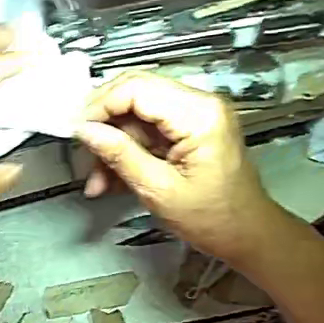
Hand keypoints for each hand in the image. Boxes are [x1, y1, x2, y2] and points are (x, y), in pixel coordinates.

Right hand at [74, 71, 278, 262]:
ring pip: (134, 112)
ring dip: (111, 143)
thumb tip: (85, 130)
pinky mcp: (187, 127)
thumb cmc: (213, 218)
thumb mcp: (158, 190)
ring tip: (98, 179)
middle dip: (103, 121)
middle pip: (134, 91)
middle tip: (83, 148)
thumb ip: (120, 155)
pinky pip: (145, 128)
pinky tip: (111, 178)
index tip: (77, 131)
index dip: (100, 106)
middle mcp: (199, 103)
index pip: (137, 89)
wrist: (246, 233)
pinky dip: (125, 150)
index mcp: (199, 114)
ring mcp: (193, 113)